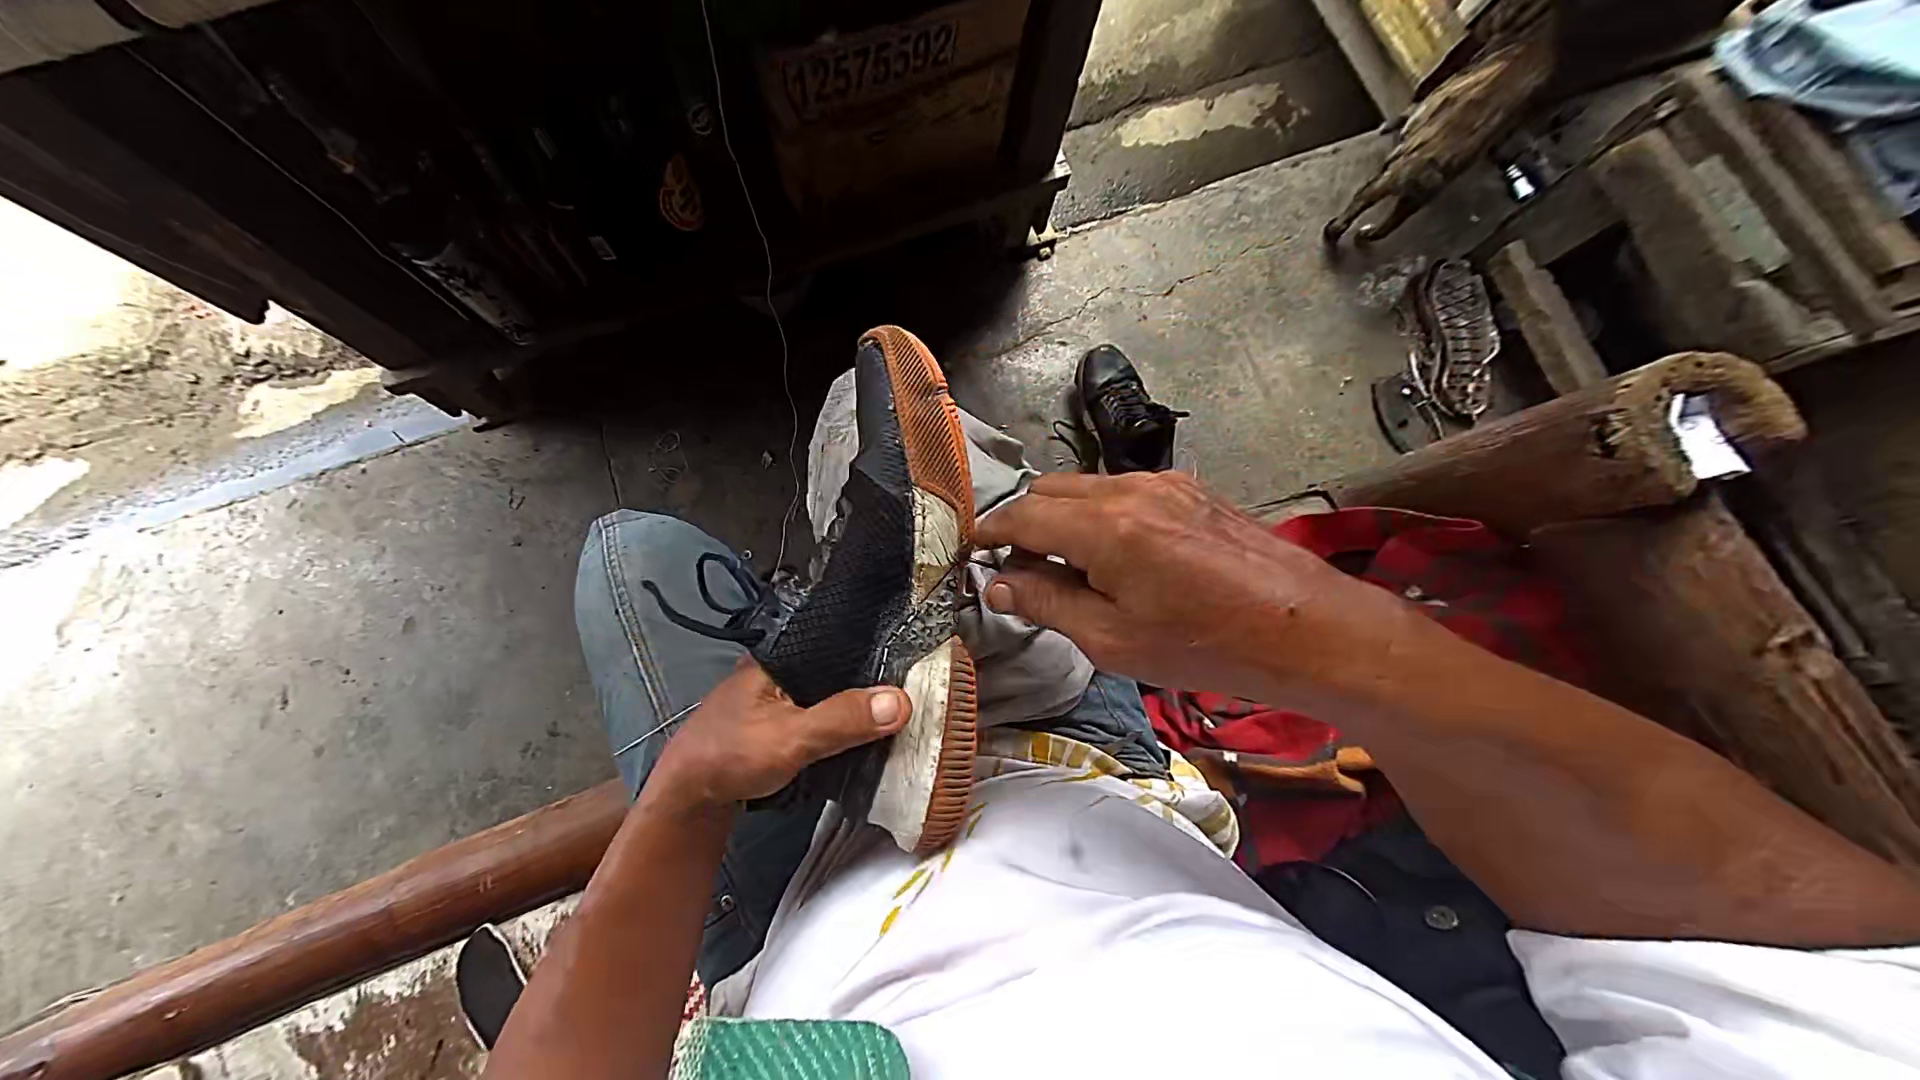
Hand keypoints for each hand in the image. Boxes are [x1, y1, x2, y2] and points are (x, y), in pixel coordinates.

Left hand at [649, 659, 909, 809]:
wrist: (687, 801)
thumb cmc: (728, 759)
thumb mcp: (791, 739)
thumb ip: (842, 719)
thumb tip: (901, 701)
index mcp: (780, 653)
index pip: (838, 634)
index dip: (876, 642)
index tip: (916, 654)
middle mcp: (782, 666)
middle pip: (840, 662)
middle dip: (874, 673)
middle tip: (919, 684)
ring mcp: (782, 693)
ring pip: (833, 686)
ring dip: (860, 697)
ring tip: (902, 703)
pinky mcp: (783, 717)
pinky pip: (825, 707)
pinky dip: (846, 716)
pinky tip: (867, 726)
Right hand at [974, 471, 1422, 704]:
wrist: (1308, 629)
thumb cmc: (1206, 645)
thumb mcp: (1112, 640)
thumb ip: (1046, 603)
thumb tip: (998, 584)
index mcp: (1106, 526)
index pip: (1023, 513)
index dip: (990, 530)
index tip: (973, 550)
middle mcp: (1130, 488)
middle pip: (1049, 489)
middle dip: (1023, 522)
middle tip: (1019, 568)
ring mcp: (1163, 483)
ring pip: (1084, 486)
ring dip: (1060, 517)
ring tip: (1065, 567)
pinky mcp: (1188, 489)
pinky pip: (1121, 490)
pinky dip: (1096, 513)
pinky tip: (1111, 554)